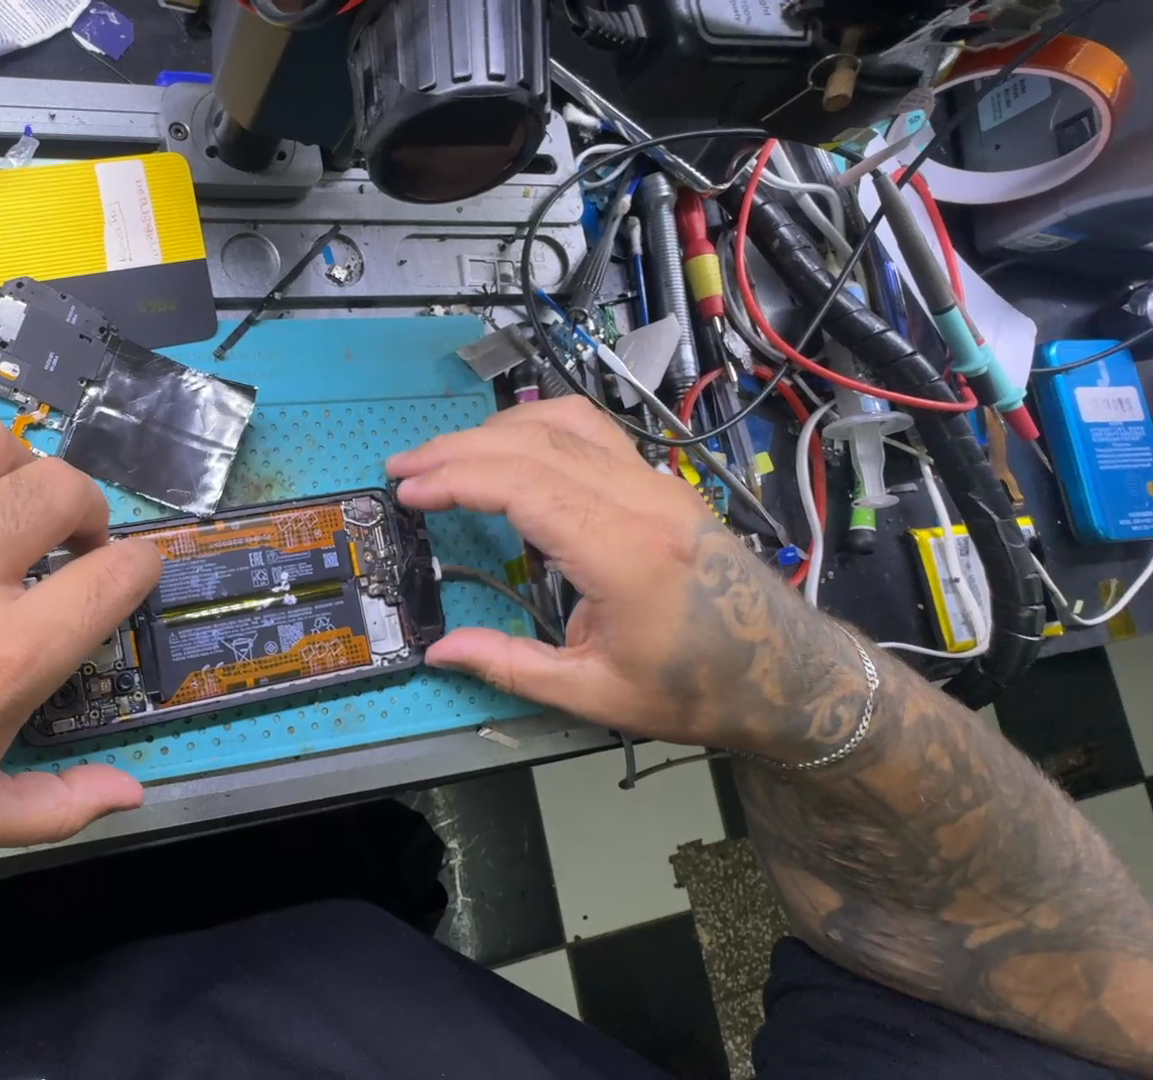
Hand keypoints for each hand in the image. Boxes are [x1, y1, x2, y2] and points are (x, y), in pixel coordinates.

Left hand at [0, 413, 162, 882]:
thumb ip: (62, 805)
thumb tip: (130, 793)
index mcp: (1, 659)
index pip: (113, 575)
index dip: (141, 567)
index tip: (132, 572)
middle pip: (62, 490)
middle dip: (92, 508)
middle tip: (78, 540)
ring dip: (20, 470)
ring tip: (9, 507)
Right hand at [386, 398, 862, 762]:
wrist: (790, 675)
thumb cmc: (696, 690)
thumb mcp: (593, 694)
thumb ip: (508, 667)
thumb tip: (439, 650)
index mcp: (627, 554)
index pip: (524, 487)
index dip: (456, 480)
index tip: (408, 490)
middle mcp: (645, 502)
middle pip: (534, 445)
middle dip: (456, 450)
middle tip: (403, 466)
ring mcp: (657, 484)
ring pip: (563, 423)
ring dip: (492, 431)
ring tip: (442, 456)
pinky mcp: (659, 483)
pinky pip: (590, 430)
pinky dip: (533, 426)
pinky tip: (503, 445)